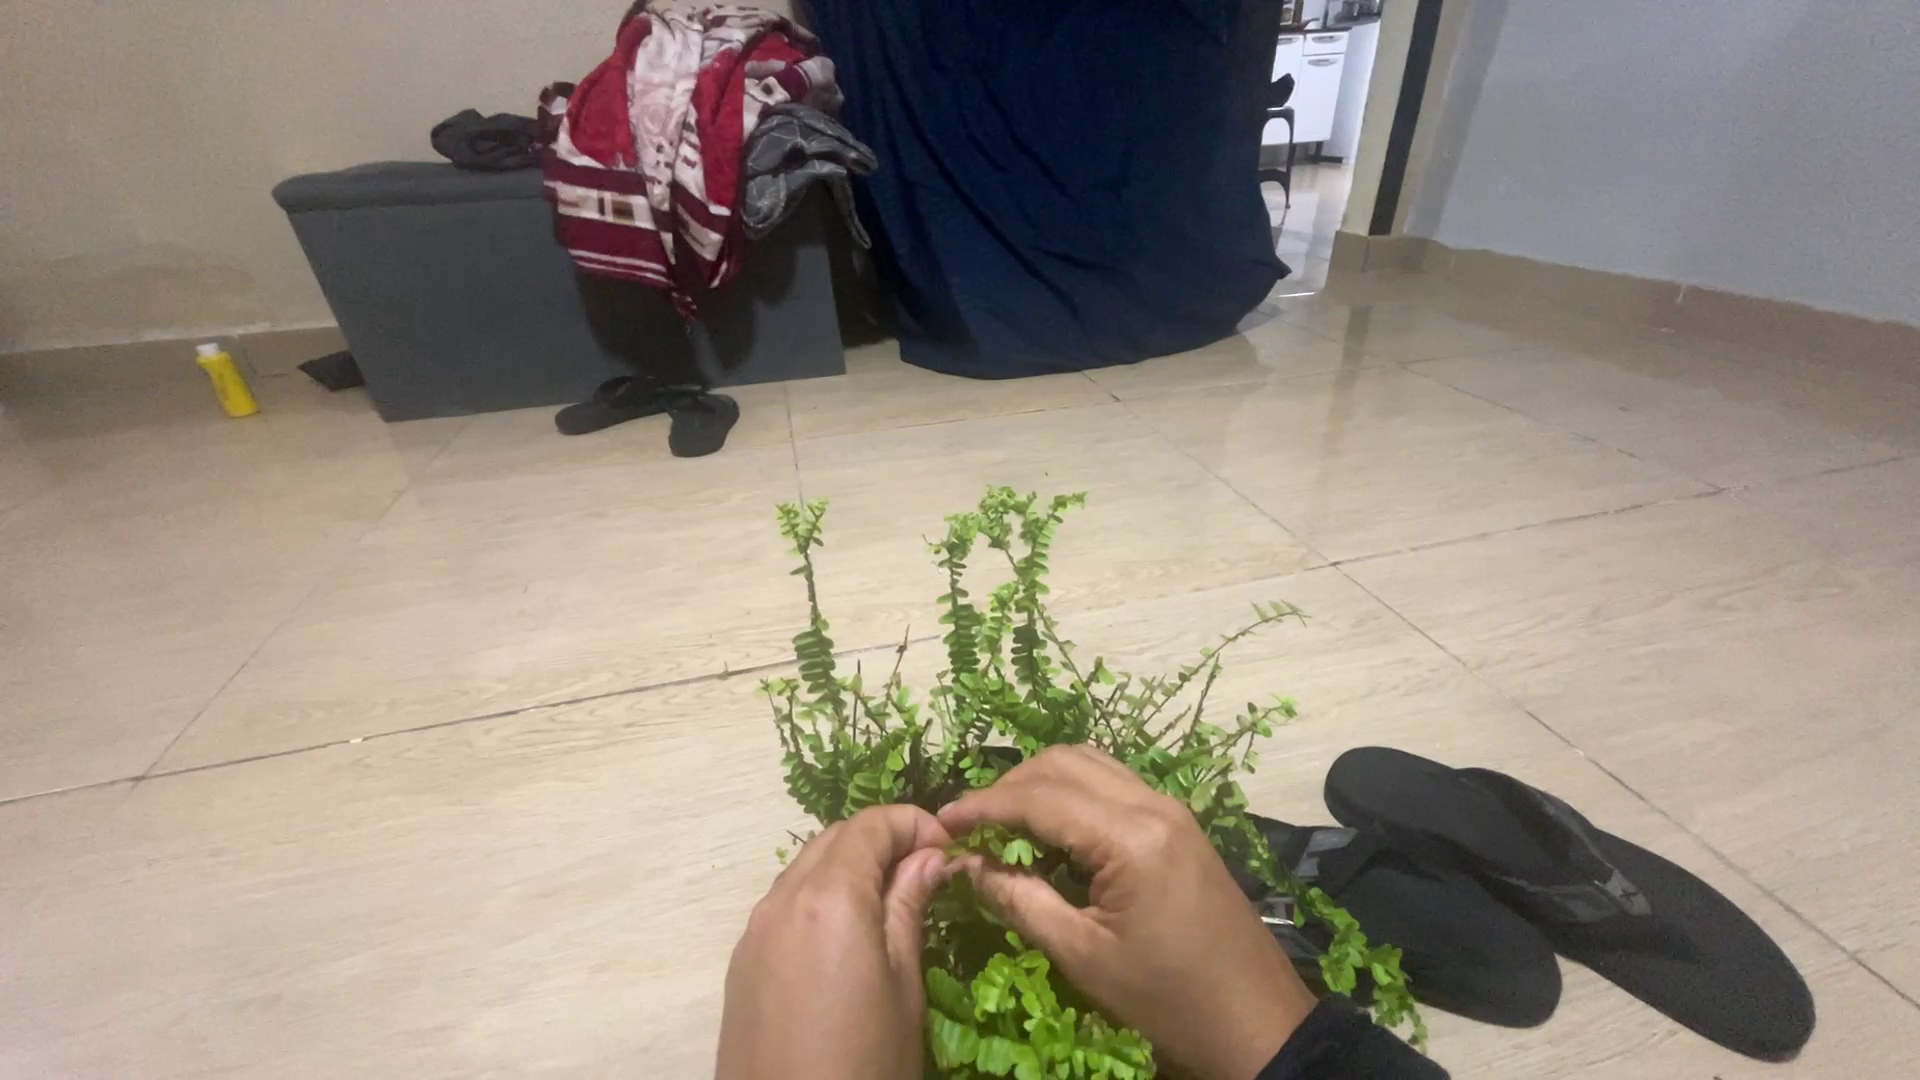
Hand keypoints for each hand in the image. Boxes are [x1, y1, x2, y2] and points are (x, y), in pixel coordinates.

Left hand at [715, 805, 951, 1079]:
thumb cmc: (865, 1063)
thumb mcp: (903, 985)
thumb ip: (909, 906)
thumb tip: (929, 856)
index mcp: (830, 897)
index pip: (872, 825)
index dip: (913, 822)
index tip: (947, 846)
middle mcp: (784, 898)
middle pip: (836, 836)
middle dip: (883, 837)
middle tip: (925, 866)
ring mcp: (756, 929)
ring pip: (807, 864)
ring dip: (850, 862)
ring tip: (890, 896)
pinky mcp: (743, 960)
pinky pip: (785, 900)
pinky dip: (821, 892)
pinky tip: (847, 929)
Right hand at [939, 745, 1317, 1079]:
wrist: (1257, 1021)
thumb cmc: (1167, 998)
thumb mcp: (1083, 956)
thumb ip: (1019, 899)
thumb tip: (965, 862)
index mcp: (1131, 837)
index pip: (1040, 797)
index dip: (985, 805)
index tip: (943, 821)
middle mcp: (1151, 803)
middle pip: (1062, 763)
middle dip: (1009, 786)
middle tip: (974, 824)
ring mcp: (1168, 806)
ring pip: (1088, 762)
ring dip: (1040, 781)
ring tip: (1005, 821)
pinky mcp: (1175, 819)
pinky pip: (1110, 781)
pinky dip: (1071, 790)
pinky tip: (1050, 824)